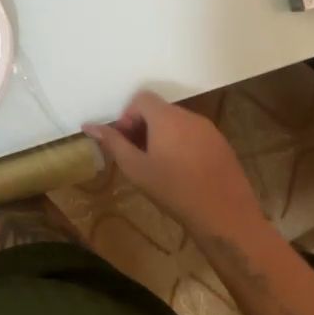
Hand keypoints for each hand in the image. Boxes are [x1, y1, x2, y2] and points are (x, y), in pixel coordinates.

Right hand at [83, 91, 264, 238]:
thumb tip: (88, 125)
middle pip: (160, 110)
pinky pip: (194, 135)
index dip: (127, 115)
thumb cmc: (173, 190)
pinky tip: (181, 172)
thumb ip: (113, 143)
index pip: (141, 98)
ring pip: (177, 123)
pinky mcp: (222, 146)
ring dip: (162, 136)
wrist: (225, 216)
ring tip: (158, 165)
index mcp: (167, 118)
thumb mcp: (135, 168)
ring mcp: (210, 131)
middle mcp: (190, 117)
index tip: (126, 141)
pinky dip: (182, 144)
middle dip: (143, 127)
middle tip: (137, 155)